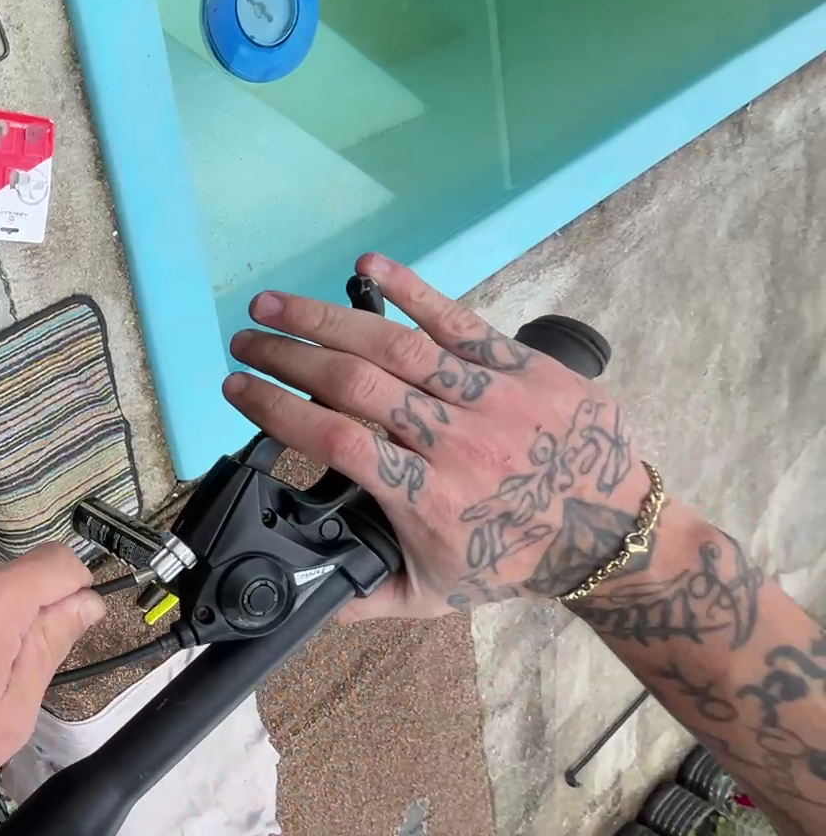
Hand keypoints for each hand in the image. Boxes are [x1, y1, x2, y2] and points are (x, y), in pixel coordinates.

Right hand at [221, 252, 651, 619]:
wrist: (624, 541)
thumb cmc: (510, 561)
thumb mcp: (432, 595)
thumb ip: (360, 593)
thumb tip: (287, 587)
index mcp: (430, 498)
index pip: (337, 441)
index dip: (277, 409)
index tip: (235, 387)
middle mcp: (459, 444)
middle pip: (355, 385)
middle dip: (285, 356)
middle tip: (241, 342)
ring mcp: (495, 399)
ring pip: (395, 346)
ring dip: (322, 319)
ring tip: (270, 304)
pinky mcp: (525, 367)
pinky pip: (461, 320)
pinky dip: (411, 289)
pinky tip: (367, 264)